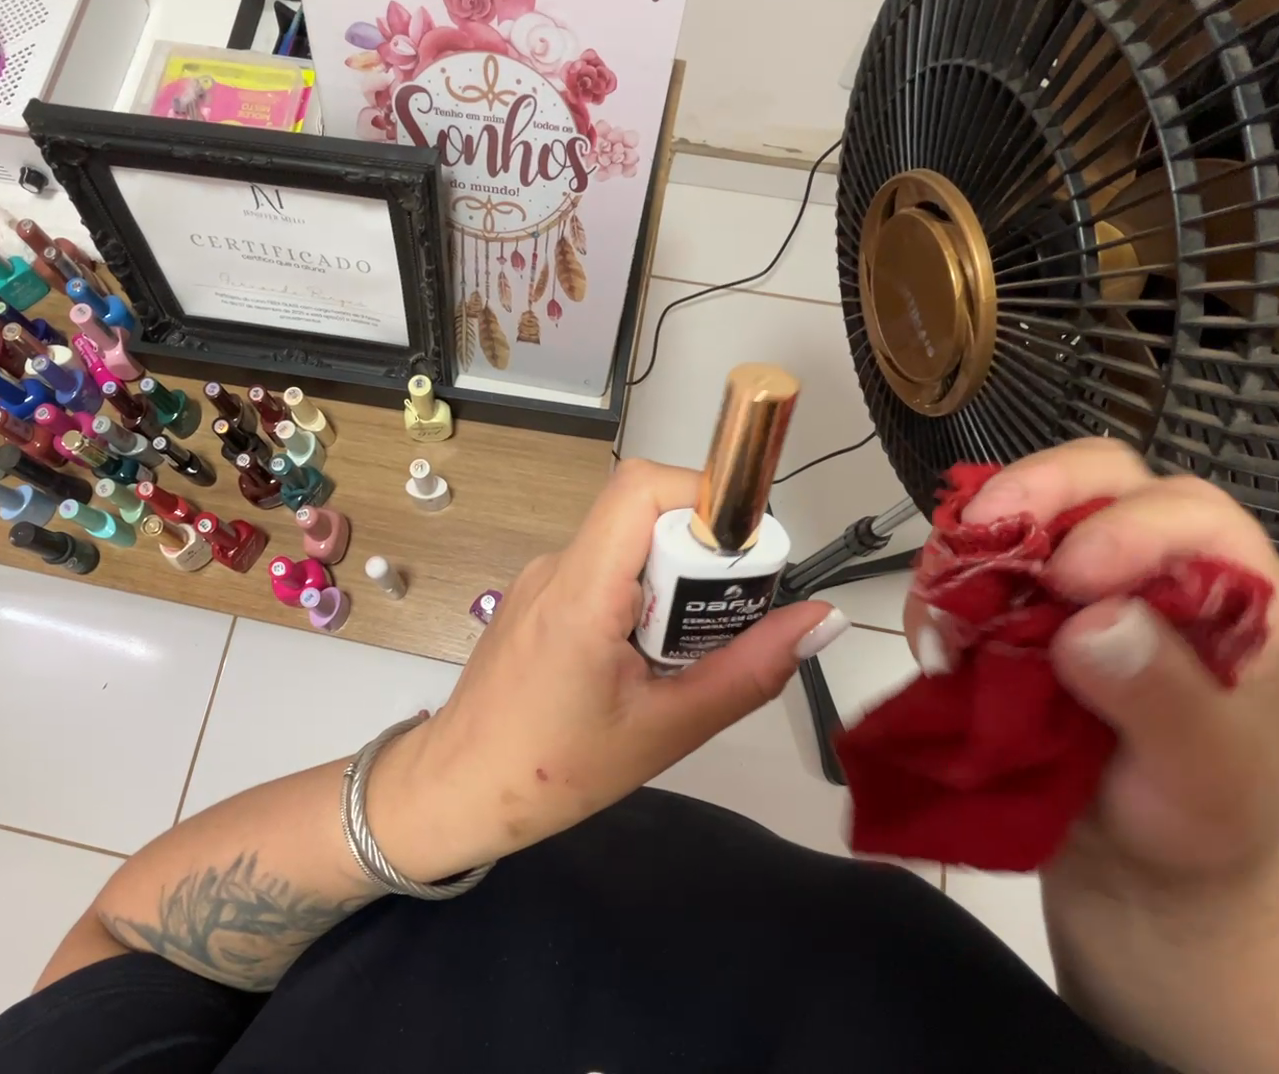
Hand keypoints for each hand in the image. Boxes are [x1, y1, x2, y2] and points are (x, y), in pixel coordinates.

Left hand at [368, 459, 848, 880]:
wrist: (458, 788)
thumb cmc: (552, 771)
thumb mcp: (665, 728)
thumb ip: (749, 670)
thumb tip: (820, 620)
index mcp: (580, 591)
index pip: (642, 488)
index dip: (706, 498)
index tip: (744, 558)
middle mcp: (555, 567)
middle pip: (644, 518)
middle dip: (700, 561)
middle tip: (723, 630)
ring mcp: (539, 580)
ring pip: (626, 549)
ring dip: (670, 589)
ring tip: (677, 662)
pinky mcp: (535, 599)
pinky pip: (602, 574)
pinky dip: (637, 602)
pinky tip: (638, 665)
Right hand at [905, 439, 1278, 930]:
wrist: (1126, 858)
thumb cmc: (1195, 814)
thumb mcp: (1206, 773)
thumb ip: (1167, 699)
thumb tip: (1092, 620)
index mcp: (1223, 589)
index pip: (1178, 511)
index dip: (1122, 525)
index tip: (1068, 577)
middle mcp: (1141, 567)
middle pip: (1087, 480)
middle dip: (1027, 494)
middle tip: (979, 533)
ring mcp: (1061, 587)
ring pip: (1008, 518)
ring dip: (964, 554)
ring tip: (946, 627)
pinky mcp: (1001, 614)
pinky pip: (957, 575)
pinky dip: (933, 599)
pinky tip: (935, 651)